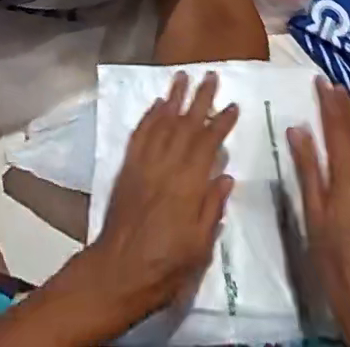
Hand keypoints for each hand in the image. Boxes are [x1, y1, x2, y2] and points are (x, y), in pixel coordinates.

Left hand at [75, 71, 238, 327]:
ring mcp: (144, 165)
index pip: (208, 143)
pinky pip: (139, 135)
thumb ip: (213, 208)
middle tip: (210, 75)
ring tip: (182, 76)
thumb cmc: (165, 267)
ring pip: (161, 122)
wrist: (118, 273)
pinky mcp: (127, 169)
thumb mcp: (200, 247)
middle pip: (186, 124)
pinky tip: (156, 104)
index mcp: (189, 185)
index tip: (232, 105)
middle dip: (200, 98)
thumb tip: (226, 176)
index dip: (221, 122)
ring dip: (173, 98)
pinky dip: (148, 117)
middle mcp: (167, 167)